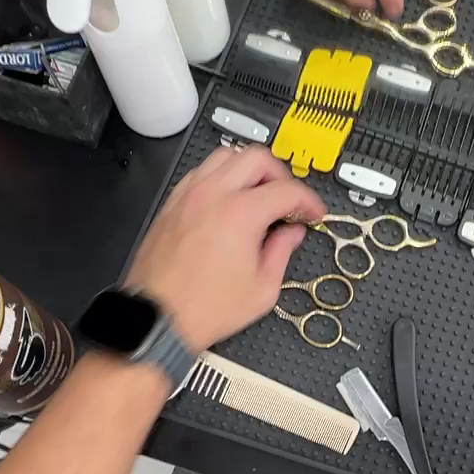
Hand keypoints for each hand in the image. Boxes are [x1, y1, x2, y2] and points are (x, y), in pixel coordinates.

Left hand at [124, 146, 324, 351]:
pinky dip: (221, 177)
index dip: (308, 201)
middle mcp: (213, 195)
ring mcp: (189, 195)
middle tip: (288, 200)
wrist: (159, 317)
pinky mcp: (173, 203)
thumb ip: (282, 252)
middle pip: (257, 158)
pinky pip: (201, 172)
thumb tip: (292, 234)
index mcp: (241, 214)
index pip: (287, 190)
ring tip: (259, 195)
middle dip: (281, 176)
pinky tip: (228, 201)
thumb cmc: (205, 308)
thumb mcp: (262, 289)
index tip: (313, 214)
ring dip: (249, 170)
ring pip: (226, 156)